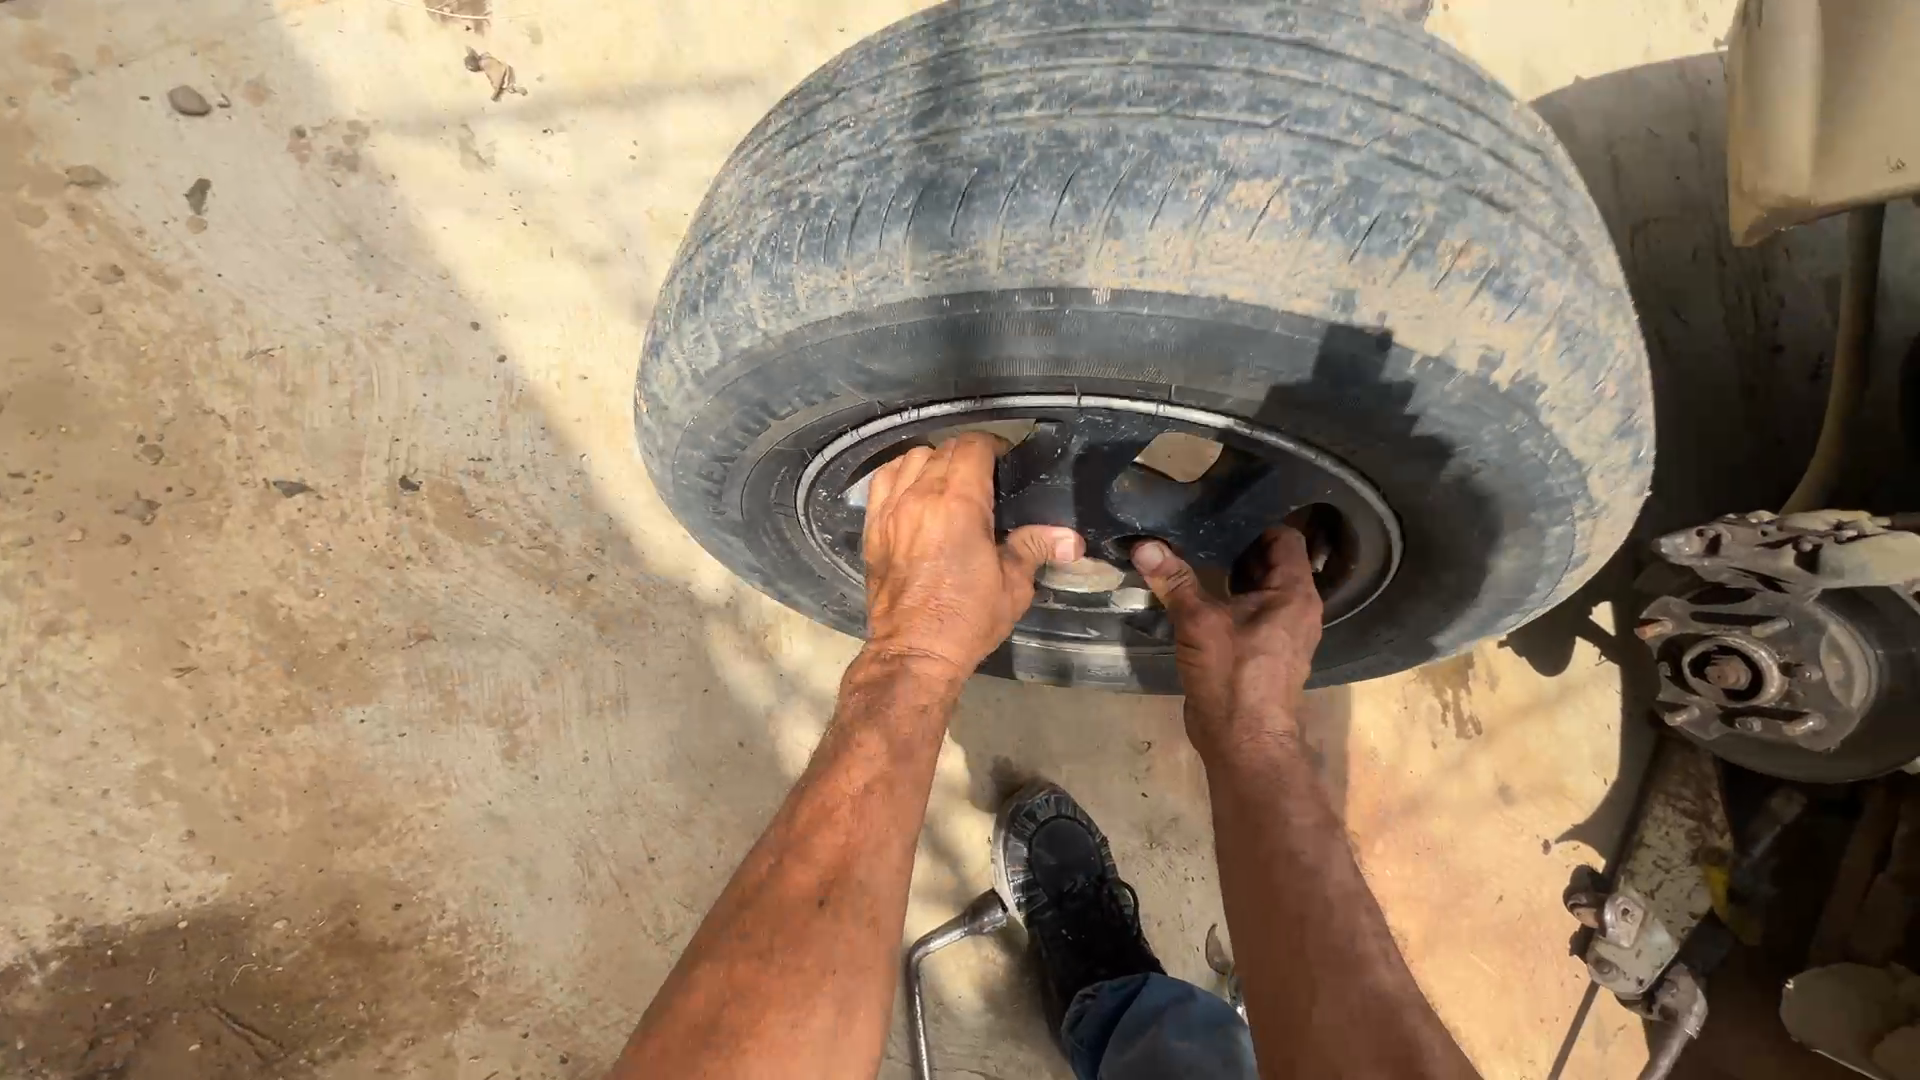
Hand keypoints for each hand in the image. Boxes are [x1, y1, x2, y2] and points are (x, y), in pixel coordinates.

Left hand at [861, 433, 1082, 676]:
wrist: (914, 650)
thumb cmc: (967, 618)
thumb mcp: (1013, 585)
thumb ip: (1035, 547)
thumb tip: (1072, 539)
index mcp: (959, 504)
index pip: (973, 446)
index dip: (993, 446)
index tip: (1005, 461)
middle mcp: (921, 496)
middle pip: (943, 449)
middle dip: (967, 454)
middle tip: (984, 477)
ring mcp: (891, 510)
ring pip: (910, 459)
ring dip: (933, 461)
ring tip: (948, 481)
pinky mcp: (873, 527)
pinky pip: (881, 480)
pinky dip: (899, 474)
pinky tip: (912, 488)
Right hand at [1130, 528, 1322, 760]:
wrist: (1243, 741)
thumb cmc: (1233, 676)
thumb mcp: (1199, 622)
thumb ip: (1174, 580)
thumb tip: (1144, 545)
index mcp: (1295, 593)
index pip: (1284, 538)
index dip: (1254, 522)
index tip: (1218, 512)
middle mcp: (1296, 608)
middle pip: (1270, 562)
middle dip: (1234, 546)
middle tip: (1196, 528)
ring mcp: (1280, 632)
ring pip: (1257, 589)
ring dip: (1228, 574)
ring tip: (1190, 555)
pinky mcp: (1262, 651)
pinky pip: (1249, 612)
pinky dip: (1226, 600)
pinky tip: (1193, 595)